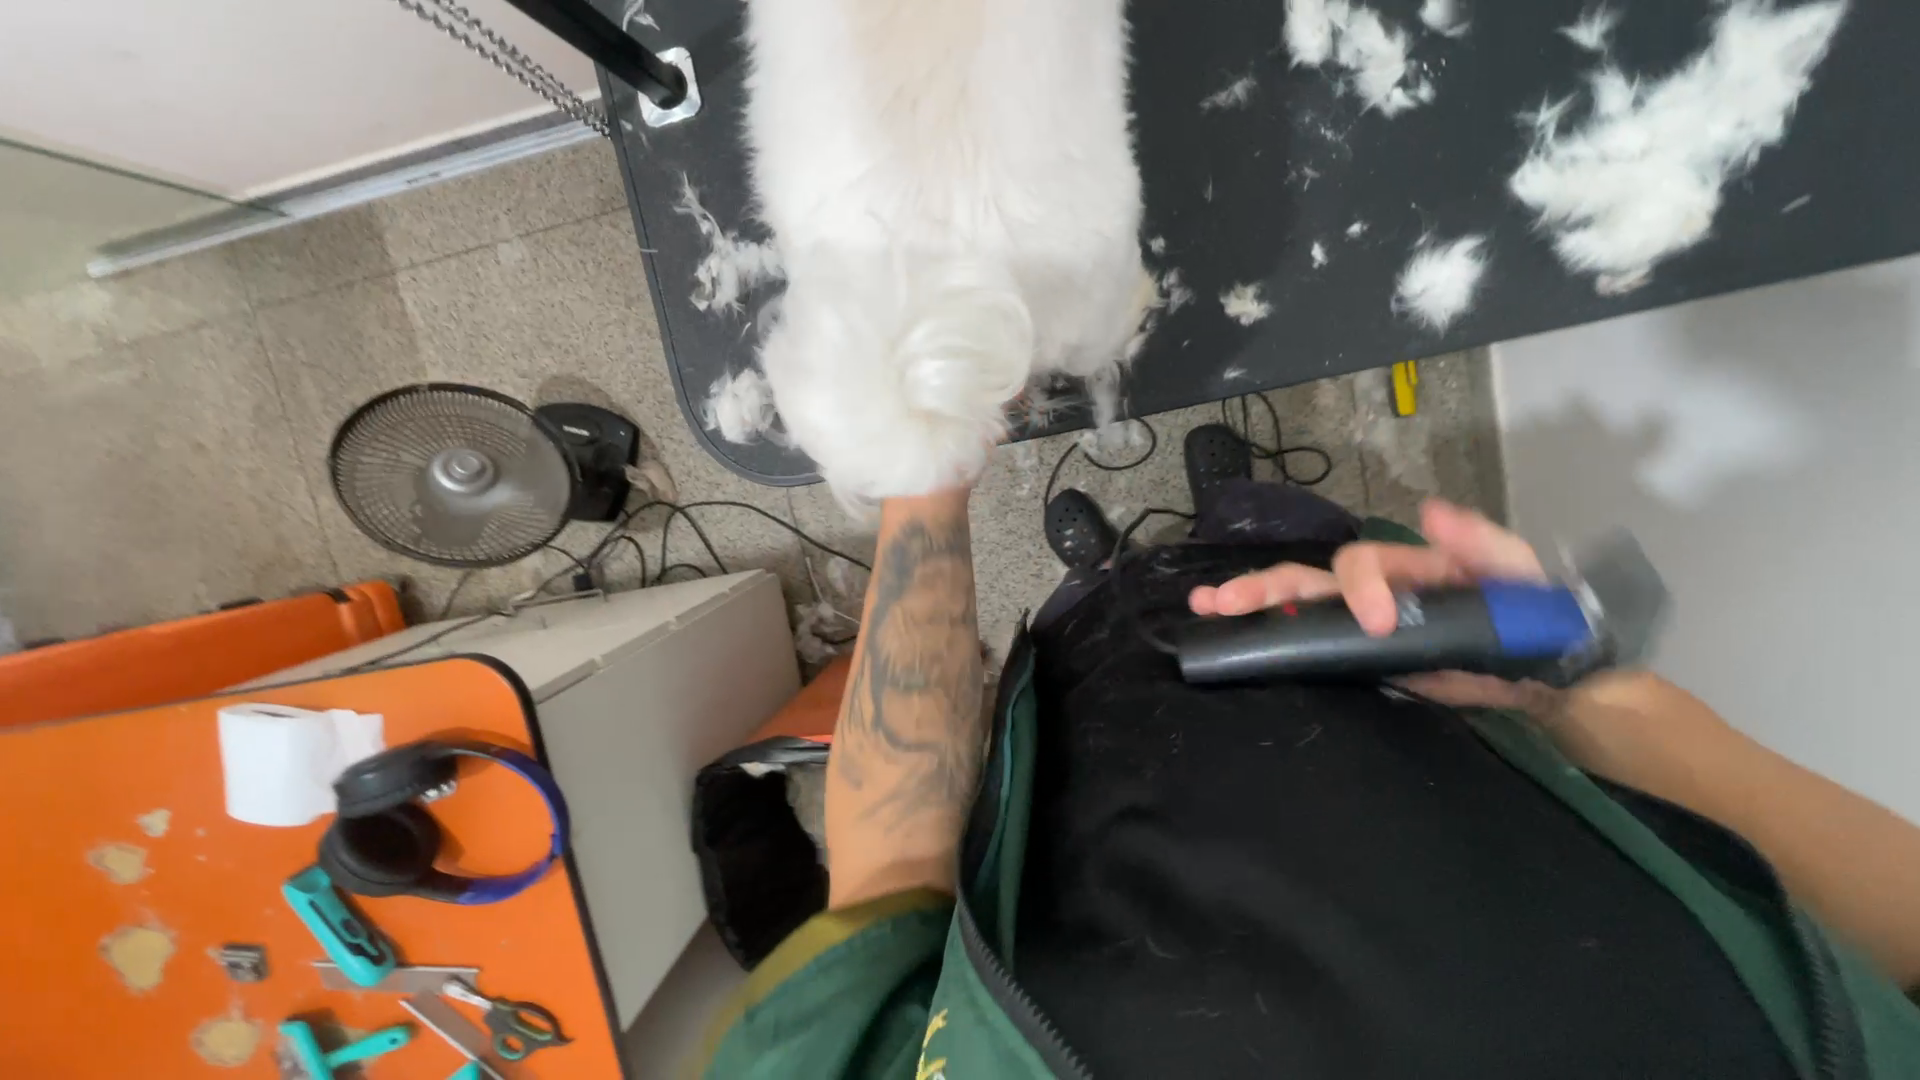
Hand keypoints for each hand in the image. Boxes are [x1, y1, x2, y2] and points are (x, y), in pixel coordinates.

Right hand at [1187, 499, 1557, 710]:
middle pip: (1303, 580)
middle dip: (1261, 587)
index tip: (1377, 624)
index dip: (1358, 587)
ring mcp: (1353, 628)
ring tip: (1206, 609)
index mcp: (1398, 568)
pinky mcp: (1353, 664)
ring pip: (1291, 608)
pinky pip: (1305, 652)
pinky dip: (1265, 646)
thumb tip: (1430, 512)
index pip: (1358, 564)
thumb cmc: (1529, 614)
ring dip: (1246, 605)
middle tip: (1223, 601)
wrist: (1542, 675)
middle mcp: (1366, 592)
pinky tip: (1231, 648)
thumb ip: (1482, 543)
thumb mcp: (1517, 573)